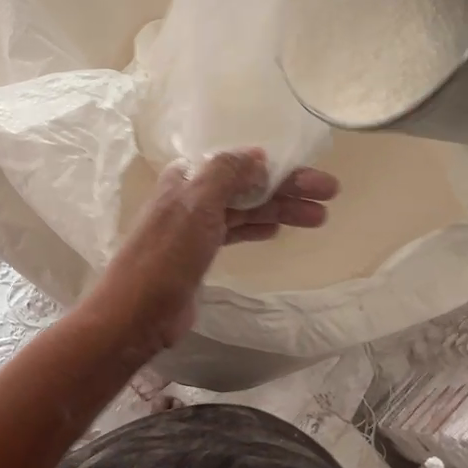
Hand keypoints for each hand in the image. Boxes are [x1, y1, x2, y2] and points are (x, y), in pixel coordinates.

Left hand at [83, 150, 338, 353]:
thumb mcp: (197, 205)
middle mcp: (190, 196)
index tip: (311, 171)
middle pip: (247, 185)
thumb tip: (259, 154)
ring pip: (245, 210)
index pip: (239, 161)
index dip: (277, 164)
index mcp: (187, 177)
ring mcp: (194, 226)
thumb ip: (227, 174)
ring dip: (280, 210)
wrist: (137, 314)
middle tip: (330, 195)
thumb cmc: (166, 256)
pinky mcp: (198, 254)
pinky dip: (257, 228)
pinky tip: (278, 230)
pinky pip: (235, 231)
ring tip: (319, 218)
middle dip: (288, 188)